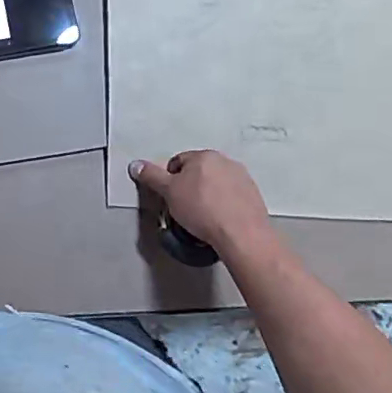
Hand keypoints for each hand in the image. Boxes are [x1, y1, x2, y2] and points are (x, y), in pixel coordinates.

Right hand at [129, 149, 273, 255]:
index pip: (177, 162)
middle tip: (185, 206)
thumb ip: (151, 176)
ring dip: (208, 195)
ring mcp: (243, 179)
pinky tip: (219, 219)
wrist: (242, 236)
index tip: (172, 196)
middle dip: (190, 186)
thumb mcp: (168, 192)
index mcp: (204, 156)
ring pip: (215, 184)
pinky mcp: (255, 197)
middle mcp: (226, 162)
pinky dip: (224, 204)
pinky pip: (231, 196)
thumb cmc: (204, 211)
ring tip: (203, 216)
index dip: (170, 181)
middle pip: (198, 172)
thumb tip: (136, 166)